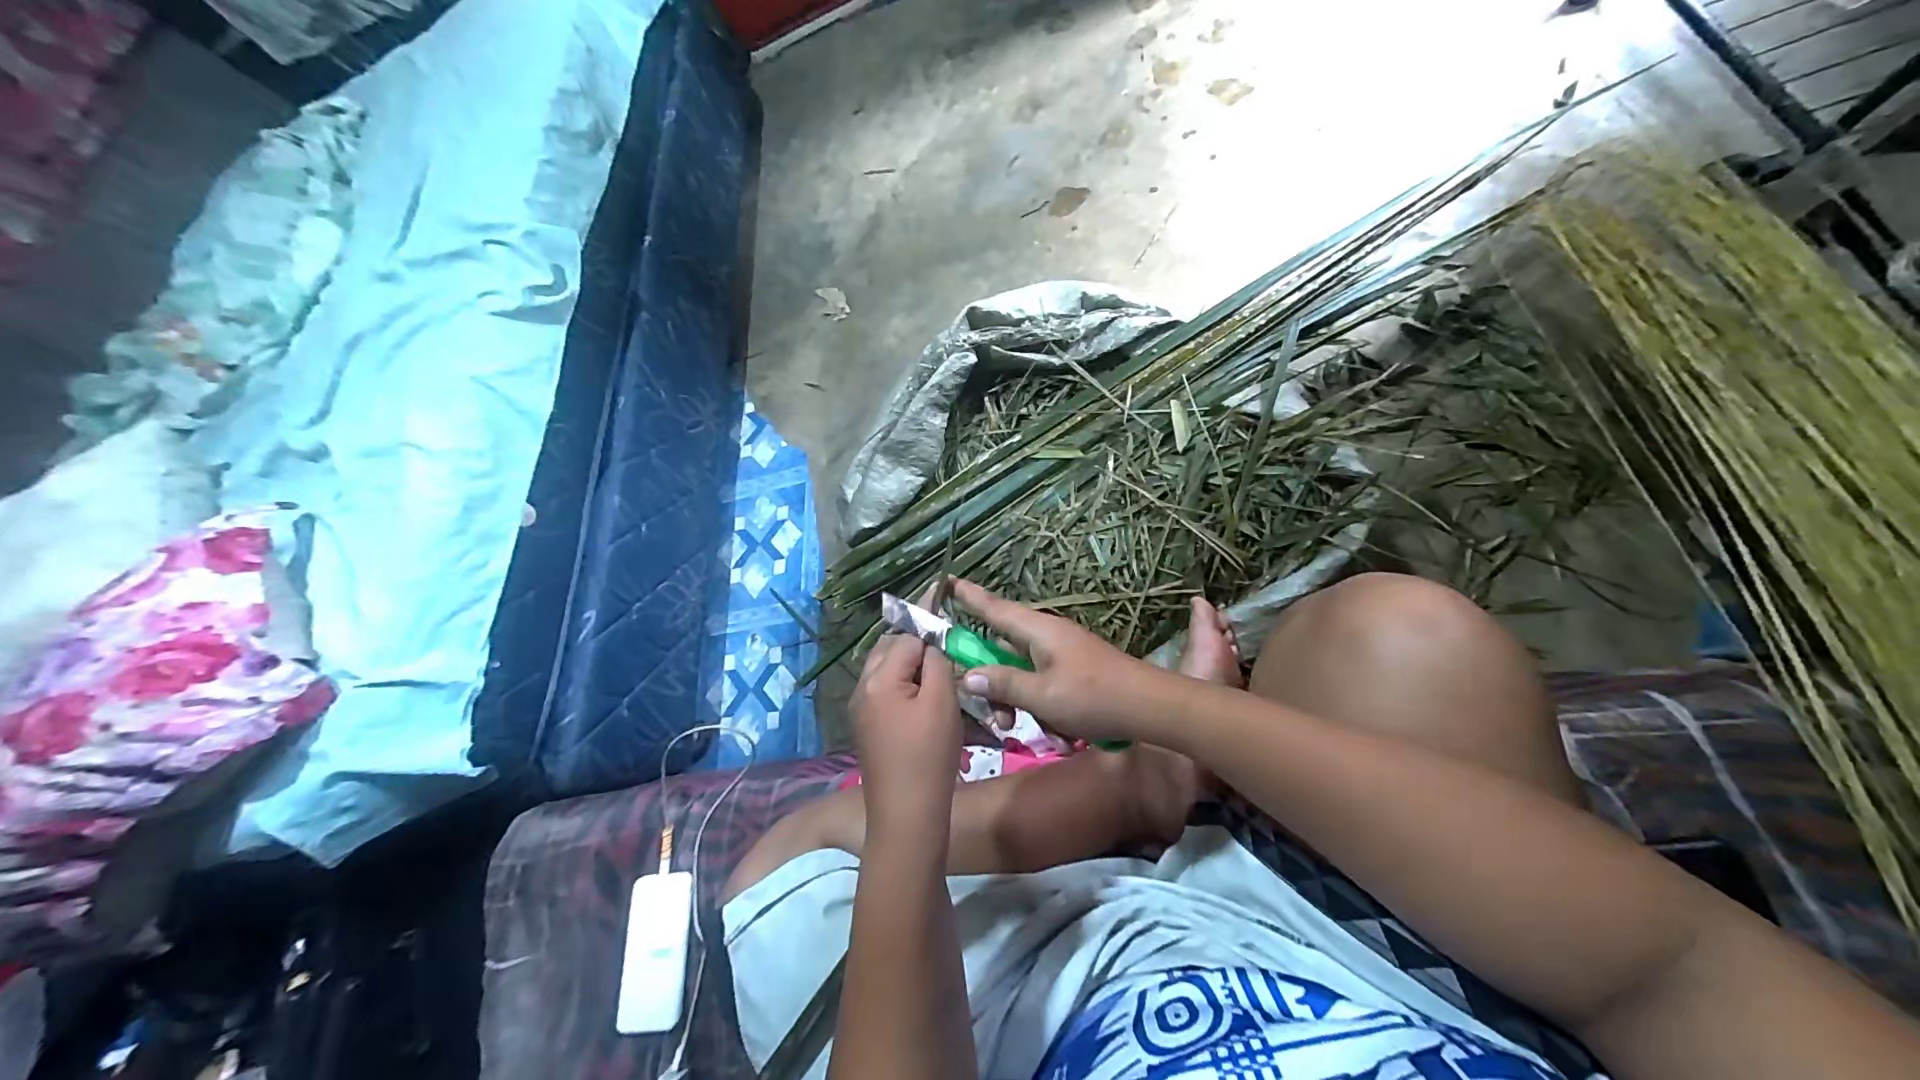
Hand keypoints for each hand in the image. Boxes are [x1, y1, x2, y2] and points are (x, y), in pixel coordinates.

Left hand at [850, 634, 962, 818]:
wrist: (906, 811)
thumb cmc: (929, 754)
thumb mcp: (942, 701)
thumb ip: (936, 663)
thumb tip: (931, 648)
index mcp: (878, 677)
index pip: (907, 638)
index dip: (932, 642)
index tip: (953, 656)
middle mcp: (861, 686)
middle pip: (888, 649)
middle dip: (915, 651)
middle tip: (944, 669)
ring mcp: (859, 708)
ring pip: (884, 670)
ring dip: (908, 670)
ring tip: (935, 688)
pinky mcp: (864, 726)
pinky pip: (882, 692)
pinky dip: (900, 689)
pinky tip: (920, 708)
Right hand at [949, 579, 1166, 743]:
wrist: (1152, 708)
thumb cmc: (1094, 697)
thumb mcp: (1042, 696)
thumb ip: (1003, 684)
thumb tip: (968, 675)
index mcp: (1038, 631)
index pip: (994, 608)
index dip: (969, 597)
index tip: (948, 581)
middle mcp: (1048, 636)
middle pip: (1004, 652)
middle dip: (996, 686)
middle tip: (998, 719)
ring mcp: (1064, 653)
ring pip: (1025, 675)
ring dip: (1023, 704)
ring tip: (1034, 732)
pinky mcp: (1076, 671)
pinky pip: (1046, 685)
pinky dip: (1046, 709)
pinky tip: (1061, 736)